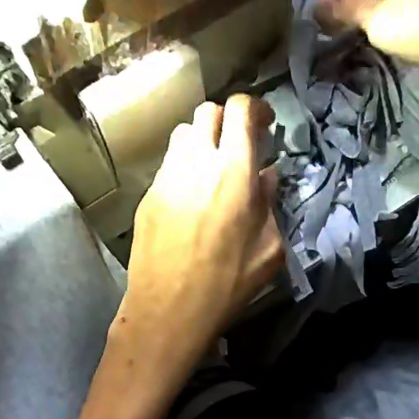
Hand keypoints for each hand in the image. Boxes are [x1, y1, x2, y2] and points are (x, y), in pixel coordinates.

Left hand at [115, 96, 283, 372]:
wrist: (168, 310)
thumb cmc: (227, 284)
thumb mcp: (269, 250)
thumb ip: (270, 204)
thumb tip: (265, 175)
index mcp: (234, 172)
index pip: (240, 109)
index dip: (255, 108)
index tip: (264, 124)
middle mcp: (196, 163)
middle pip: (207, 112)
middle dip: (226, 121)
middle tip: (238, 147)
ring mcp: (166, 177)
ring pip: (182, 134)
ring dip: (202, 141)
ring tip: (212, 170)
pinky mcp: (147, 196)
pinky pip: (168, 165)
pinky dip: (184, 168)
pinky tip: (191, 198)